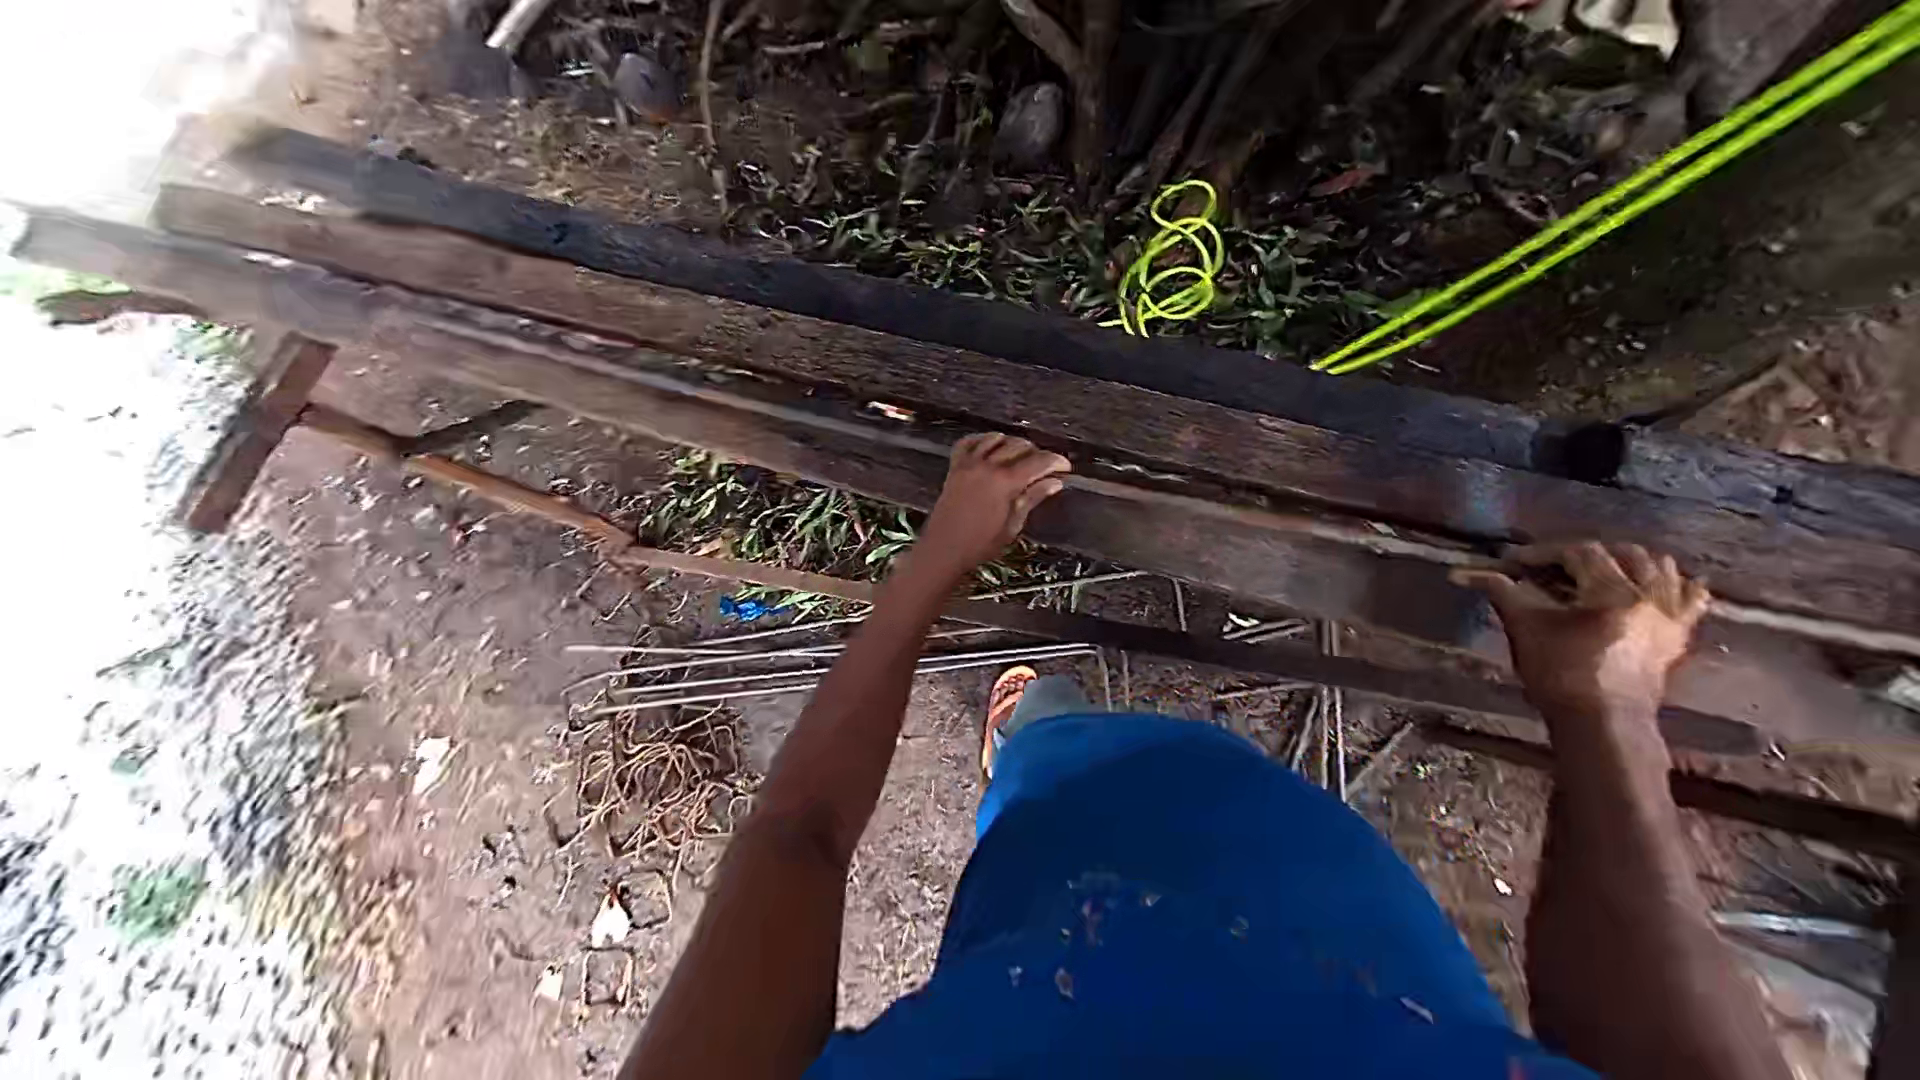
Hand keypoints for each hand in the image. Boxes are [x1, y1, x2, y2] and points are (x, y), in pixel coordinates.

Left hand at [916, 433, 1070, 577]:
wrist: (944, 549)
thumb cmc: (980, 544)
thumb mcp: (1012, 525)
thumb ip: (1032, 499)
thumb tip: (1054, 482)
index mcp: (1005, 482)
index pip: (1038, 462)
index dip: (1055, 461)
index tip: (1065, 467)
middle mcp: (987, 466)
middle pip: (1018, 446)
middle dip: (1036, 452)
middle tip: (1044, 465)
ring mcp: (969, 464)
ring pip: (995, 439)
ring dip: (1011, 442)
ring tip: (1020, 454)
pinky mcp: (954, 467)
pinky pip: (968, 443)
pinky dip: (981, 440)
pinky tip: (989, 446)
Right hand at [1452, 542, 1709, 718]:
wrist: (1602, 721)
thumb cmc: (1559, 673)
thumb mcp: (1524, 628)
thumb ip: (1502, 593)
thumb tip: (1465, 572)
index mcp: (1613, 593)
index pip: (1579, 553)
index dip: (1543, 552)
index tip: (1514, 562)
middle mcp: (1651, 597)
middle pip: (1625, 554)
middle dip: (1584, 553)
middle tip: (1551, 565)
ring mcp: (1672, 616)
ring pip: (1662, 569)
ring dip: (1628, 562)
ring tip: (1595, 571)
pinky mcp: (1679, 635)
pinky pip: (1691, 598)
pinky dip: (1675, 584)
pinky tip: (1657, 584)